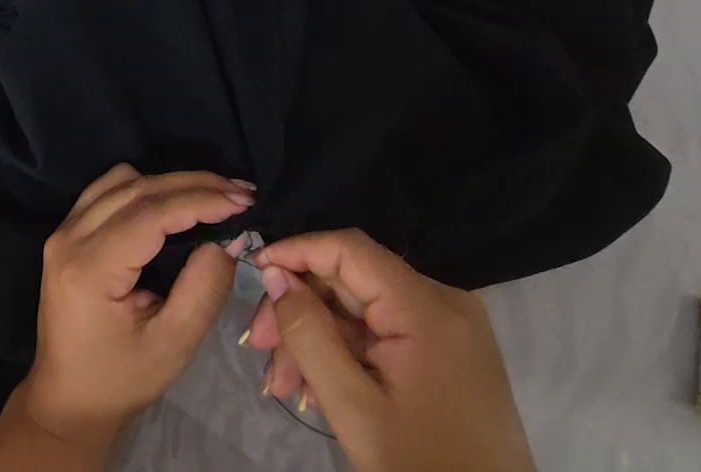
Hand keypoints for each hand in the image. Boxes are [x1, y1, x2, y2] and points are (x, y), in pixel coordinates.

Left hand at [8, 164, 253, 458]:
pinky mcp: (66, 232)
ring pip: (120, 181)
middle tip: (241, 191)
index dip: (198, 200)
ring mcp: (63, 231)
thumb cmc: (120, 379)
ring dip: (169, 181)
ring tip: (216, 195)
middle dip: (193, 184)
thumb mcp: (172, 345)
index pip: (149, 213)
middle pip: (136, 188)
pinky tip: (175, 201)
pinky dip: (144, 186)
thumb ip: (202, 290)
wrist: (67, 397)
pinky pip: (106, 190)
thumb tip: (227, 240)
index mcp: (90, 268)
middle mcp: (69, 238)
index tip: (243, 202)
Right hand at [245, 230, 535, 471]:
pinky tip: (315, 387)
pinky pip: (381, 332)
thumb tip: (274, 273)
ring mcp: (447, 327)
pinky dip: (345, 352)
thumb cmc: (420, 465)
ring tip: (282, 384)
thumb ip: (308, 332)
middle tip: (259, 346)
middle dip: (300, 310)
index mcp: (427, 308)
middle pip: (350, 281)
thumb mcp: (352, 404)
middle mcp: (443, 302)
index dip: (296, 251)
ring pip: (360, 310)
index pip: (349, 249)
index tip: (254, 272)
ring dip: (316, 338)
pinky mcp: (445, 350)